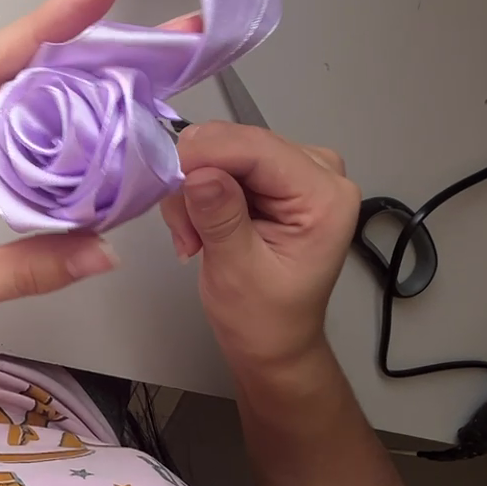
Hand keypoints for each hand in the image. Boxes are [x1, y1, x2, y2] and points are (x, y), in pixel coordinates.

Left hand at [0, 0, 129, 343]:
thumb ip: (33, 269)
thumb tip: (108, 253)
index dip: (47, 24)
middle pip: (13, 66)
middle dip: (79, 38)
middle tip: (152, 32)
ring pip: (21, 92)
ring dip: (78, 73)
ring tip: (141, 63)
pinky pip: (23, 128)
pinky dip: (65, 117)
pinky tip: (106, 116)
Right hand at [159, 123, 358, 370]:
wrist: (271, 341)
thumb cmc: (261, 317)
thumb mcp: (237, 272)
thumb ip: (220, 218)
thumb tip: (196, 173)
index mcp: (323, 195)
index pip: (256, 148)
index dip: (204, 155)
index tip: (162, 181)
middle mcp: (317, 171)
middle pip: (237, 144)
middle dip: (196, 181)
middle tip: (184, 233)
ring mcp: (294, 172)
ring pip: (221, 152)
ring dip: (192, 193)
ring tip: (192, 240)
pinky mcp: (271, 178)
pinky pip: (219, 166)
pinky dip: (197, 196)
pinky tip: (199, 231)